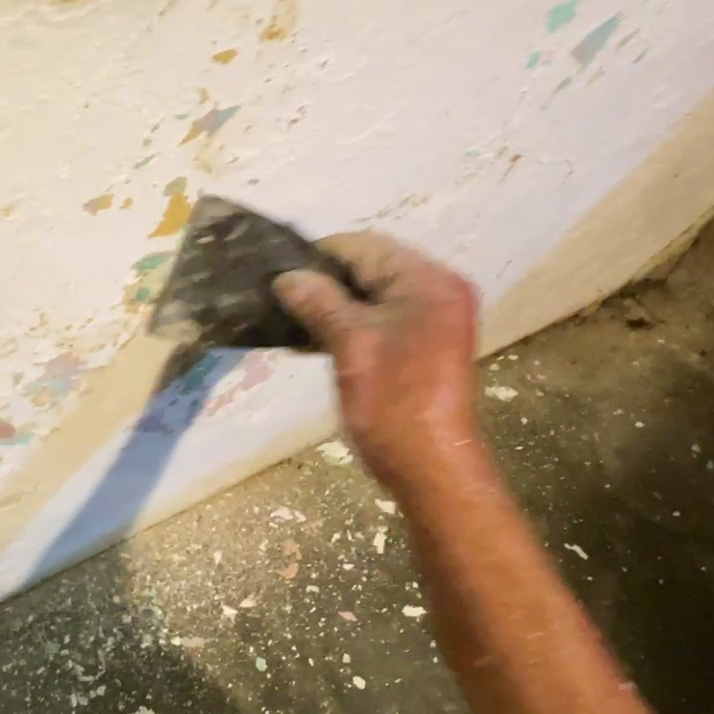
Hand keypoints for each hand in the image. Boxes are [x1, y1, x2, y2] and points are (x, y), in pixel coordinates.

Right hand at [272, 232, 481, 485]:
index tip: (277, 273)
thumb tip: (286, 277)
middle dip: (324, 281)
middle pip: (370, 267)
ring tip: (289, 321)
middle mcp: (437, 290)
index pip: (365, 246)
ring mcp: (432, 319)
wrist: (429, 467)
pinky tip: (312, 339)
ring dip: (332, 304)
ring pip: (371, 295)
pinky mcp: (421, 344)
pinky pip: (379, 319)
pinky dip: (347, 324)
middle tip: (279, 299)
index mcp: (428, 281)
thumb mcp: (351, 346)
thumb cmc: (392, 403)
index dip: (319, 255)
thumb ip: (319, 302)